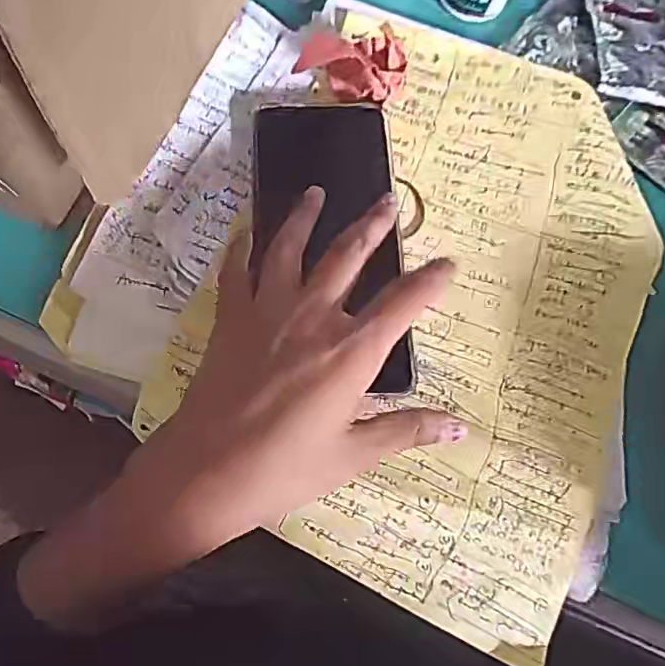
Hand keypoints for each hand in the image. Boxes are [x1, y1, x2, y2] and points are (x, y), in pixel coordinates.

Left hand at [19, 188, 460, 628]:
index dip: (430, 281)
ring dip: (305, 217)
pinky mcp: (230, 319)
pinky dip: (242, 247)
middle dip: (372, 225)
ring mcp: (266, 313)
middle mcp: (312, 319)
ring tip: (316, 193)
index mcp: (350, 353)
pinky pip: (236, 271)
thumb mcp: (353, 455)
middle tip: (387, 201)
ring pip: (288, 248)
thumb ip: (407, 431)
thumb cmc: (284, 470)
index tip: (447, 263)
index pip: (403, 304)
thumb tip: (459, 426)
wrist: (205, 472)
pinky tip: (246, 232)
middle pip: (347, 256)